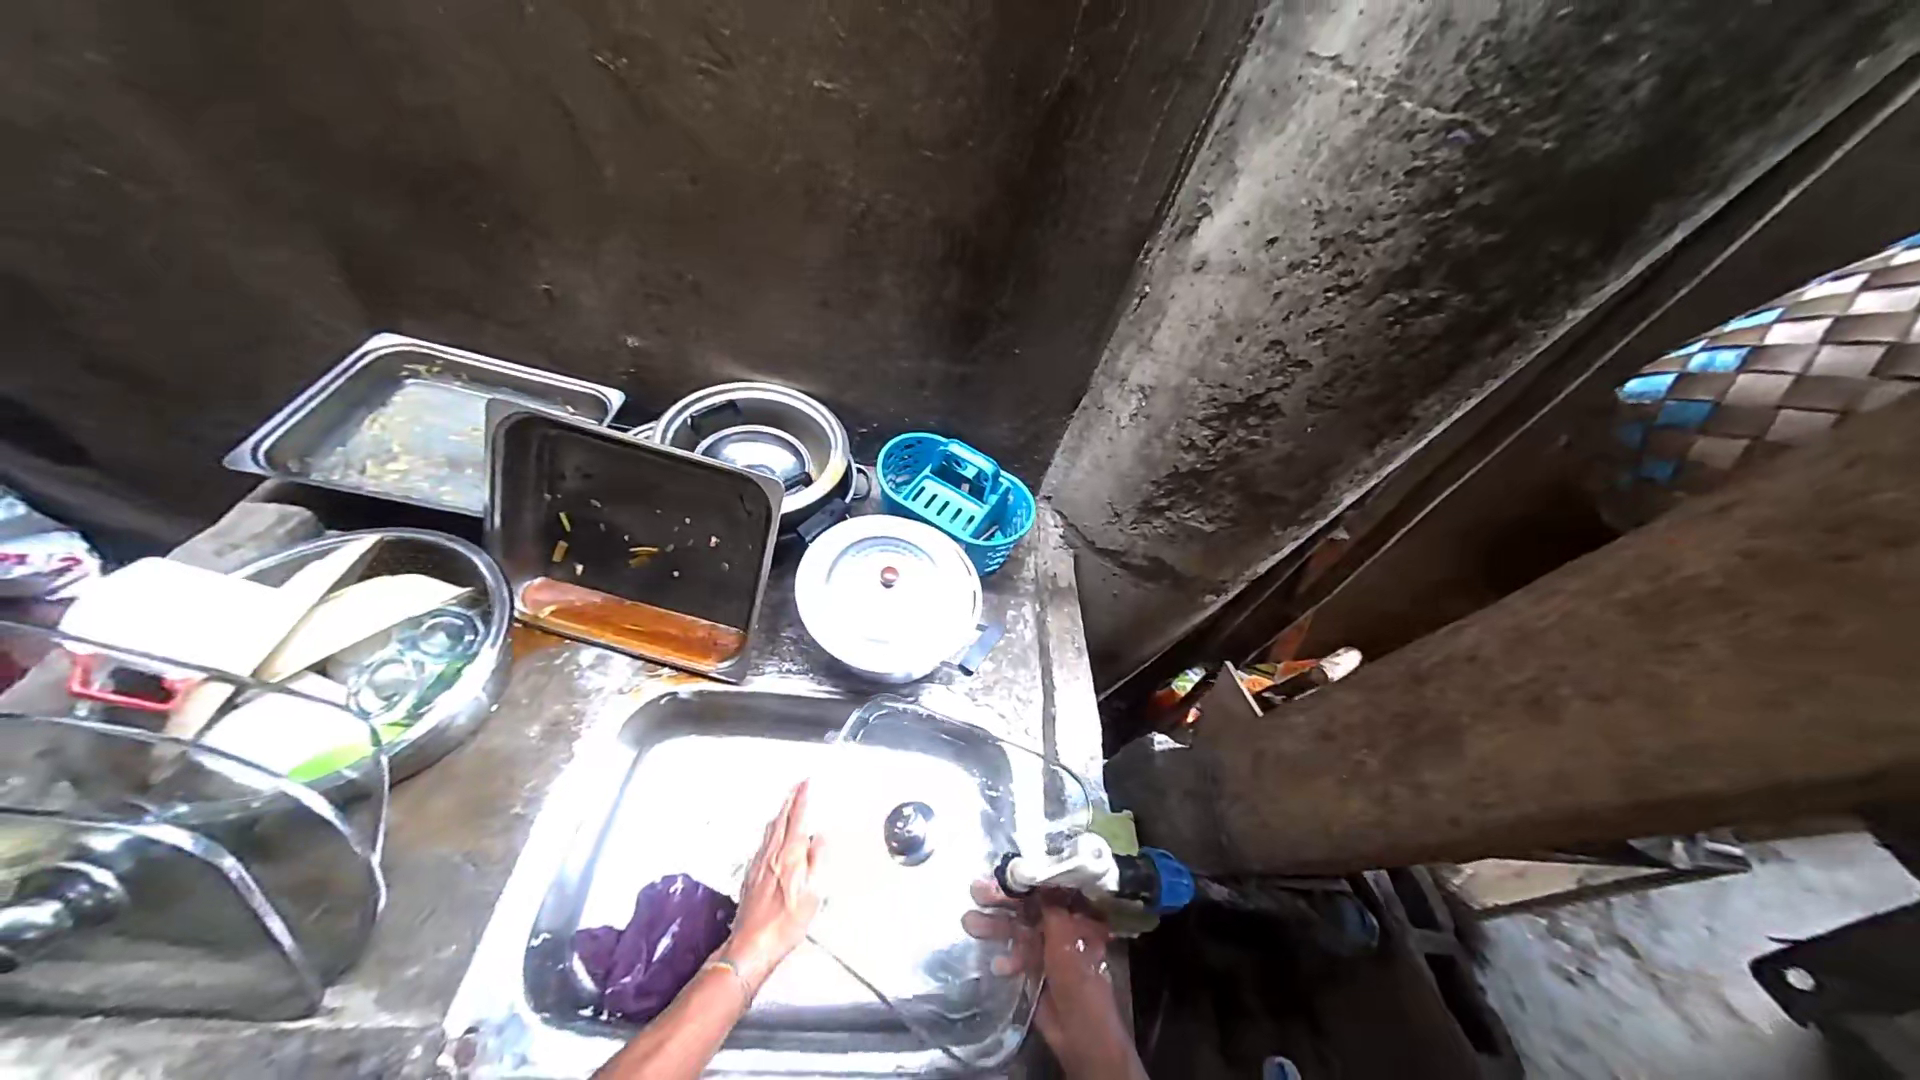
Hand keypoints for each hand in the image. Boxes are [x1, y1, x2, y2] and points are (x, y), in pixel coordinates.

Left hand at [723, 781, 828, 992]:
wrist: (751, 946)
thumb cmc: (786, 923)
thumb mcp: (813, 893)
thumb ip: (817, 860)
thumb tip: (819, 835)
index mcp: (789, 855)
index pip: (797, 818)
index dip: (802, 798)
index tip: (807, 783)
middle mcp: (772, 854)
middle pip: (780, 819)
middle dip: (790, 800)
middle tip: (797, 786)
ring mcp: (758, 864)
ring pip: (770, 830)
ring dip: (779, 812)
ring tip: (786, 803)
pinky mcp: (750, 875)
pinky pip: (762, 842)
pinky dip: (771, 829)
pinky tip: (771, 833)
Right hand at [962, 881, 1146, 1078]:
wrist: (1080, 1034)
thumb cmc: (1078, 980)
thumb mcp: (1064, 938)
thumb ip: (1048, 906)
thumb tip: (1033, 874)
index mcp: (1075, 916)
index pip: (1048, 889)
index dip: (1025, 880)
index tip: (1000, 873)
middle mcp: (1061, 929)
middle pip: (1028, 908)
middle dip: (1002, 901)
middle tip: (977, 891)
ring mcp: (1047, 950)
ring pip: (1018, 931)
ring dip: (995, 926)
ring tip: (969, 922)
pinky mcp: (1035, 971)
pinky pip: (1016, 956)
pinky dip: (1006, 958)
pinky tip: (998, 965)